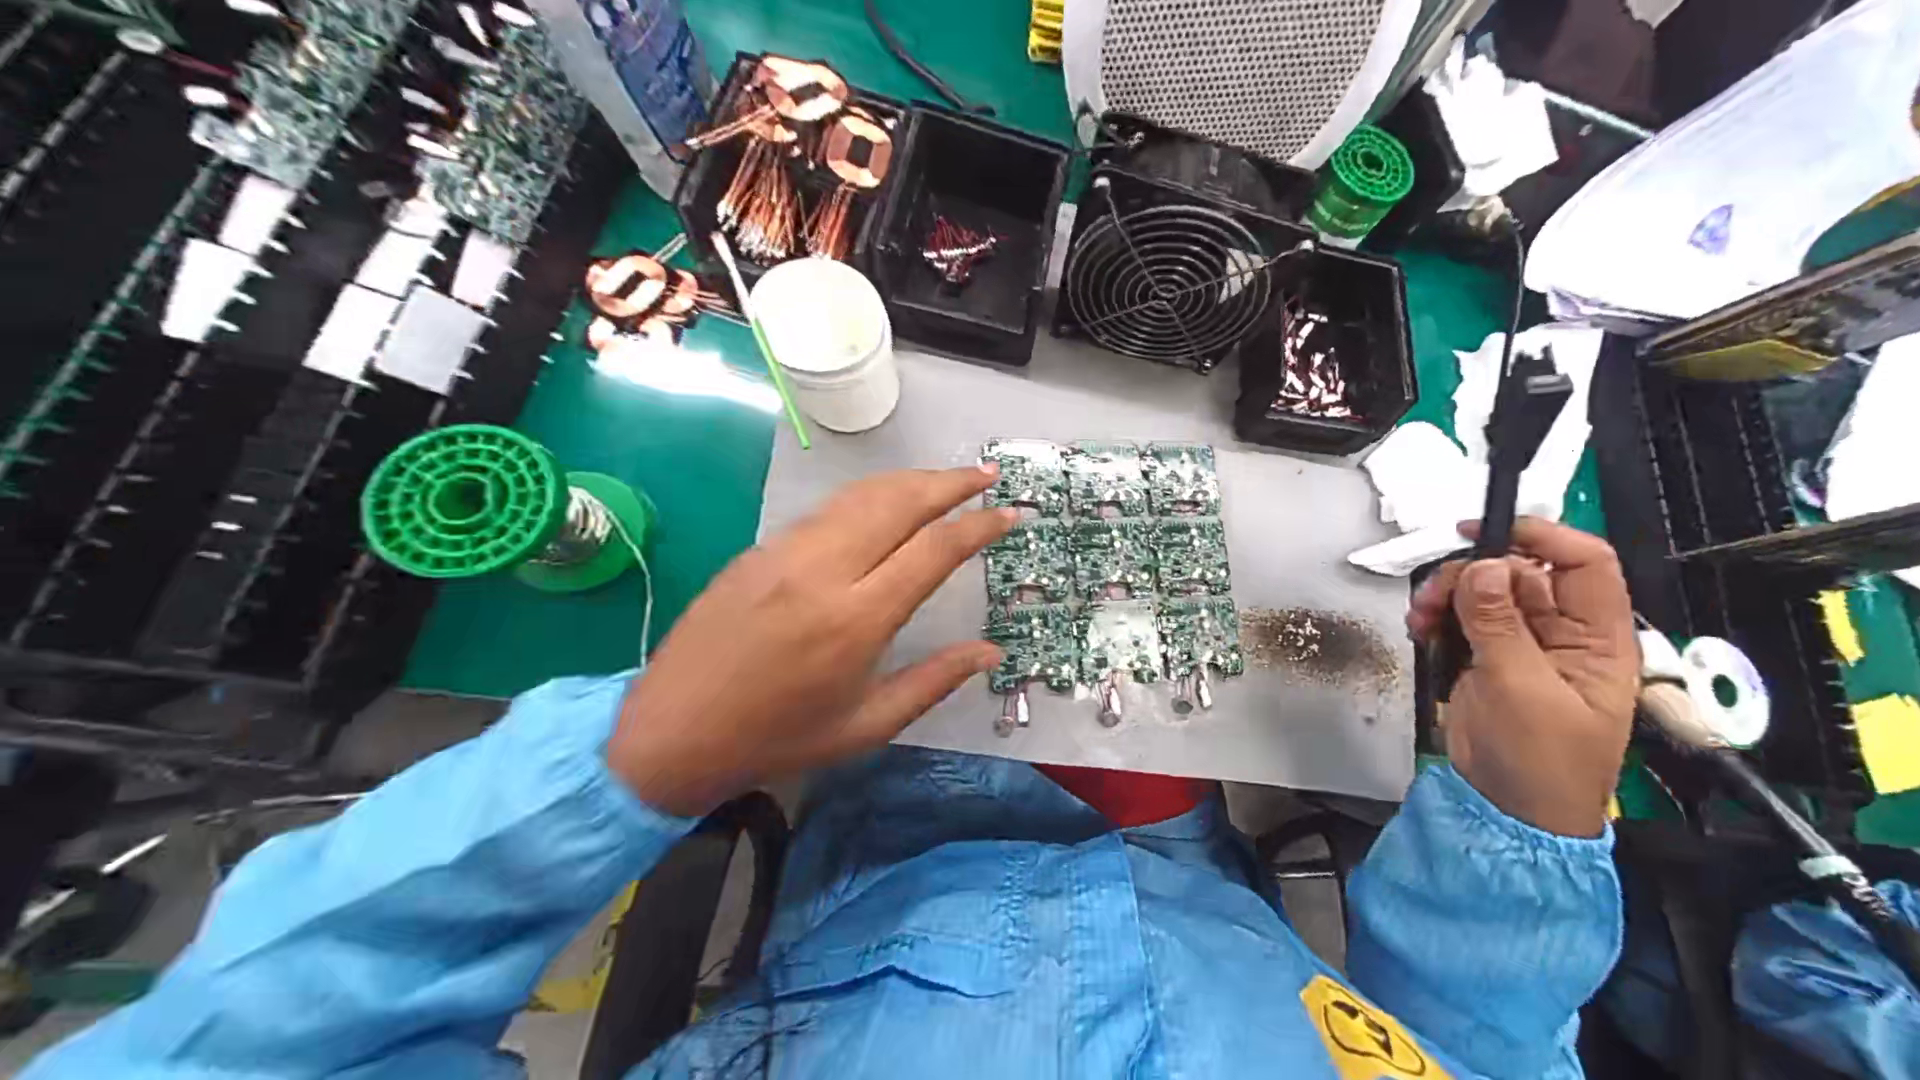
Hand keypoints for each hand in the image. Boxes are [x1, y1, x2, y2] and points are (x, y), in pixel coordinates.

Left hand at [608, 466, 1015, 815]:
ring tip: (944, 481)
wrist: (673, 731)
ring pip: (860, 496)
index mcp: (857, 620)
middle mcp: (823, 571)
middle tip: (983, 474)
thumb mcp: (866, 727)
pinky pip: (825, 511)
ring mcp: (785, 553)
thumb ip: (933, 682)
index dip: (978, 525)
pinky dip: (866, 497)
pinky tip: (882, 505)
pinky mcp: (760, 549)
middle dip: (948, 482)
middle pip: (898, 503)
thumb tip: (990, 651)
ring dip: (908, 481)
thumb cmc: (778, 739)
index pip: (933, 550)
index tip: (1009, 513)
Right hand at [1407, 518, 1638, 836]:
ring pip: (1480, 591)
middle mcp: (1559, 631)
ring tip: (1422, 620)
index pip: (1584, 563)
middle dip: (1471, 575)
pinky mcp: (1483, 656)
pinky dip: (1434, 617)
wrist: (1507, 805)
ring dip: (1445, 596)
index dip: (1539, 537)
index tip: (1482, 532)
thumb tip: (1488, 566)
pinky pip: (1457, 616)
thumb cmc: (1539, 758)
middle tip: (1435, 596)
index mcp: (1595, 637)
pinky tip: (1421, 632)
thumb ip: (1500, 624)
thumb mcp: (1520, 687)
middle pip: (1517, 572)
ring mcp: (1518, 643)